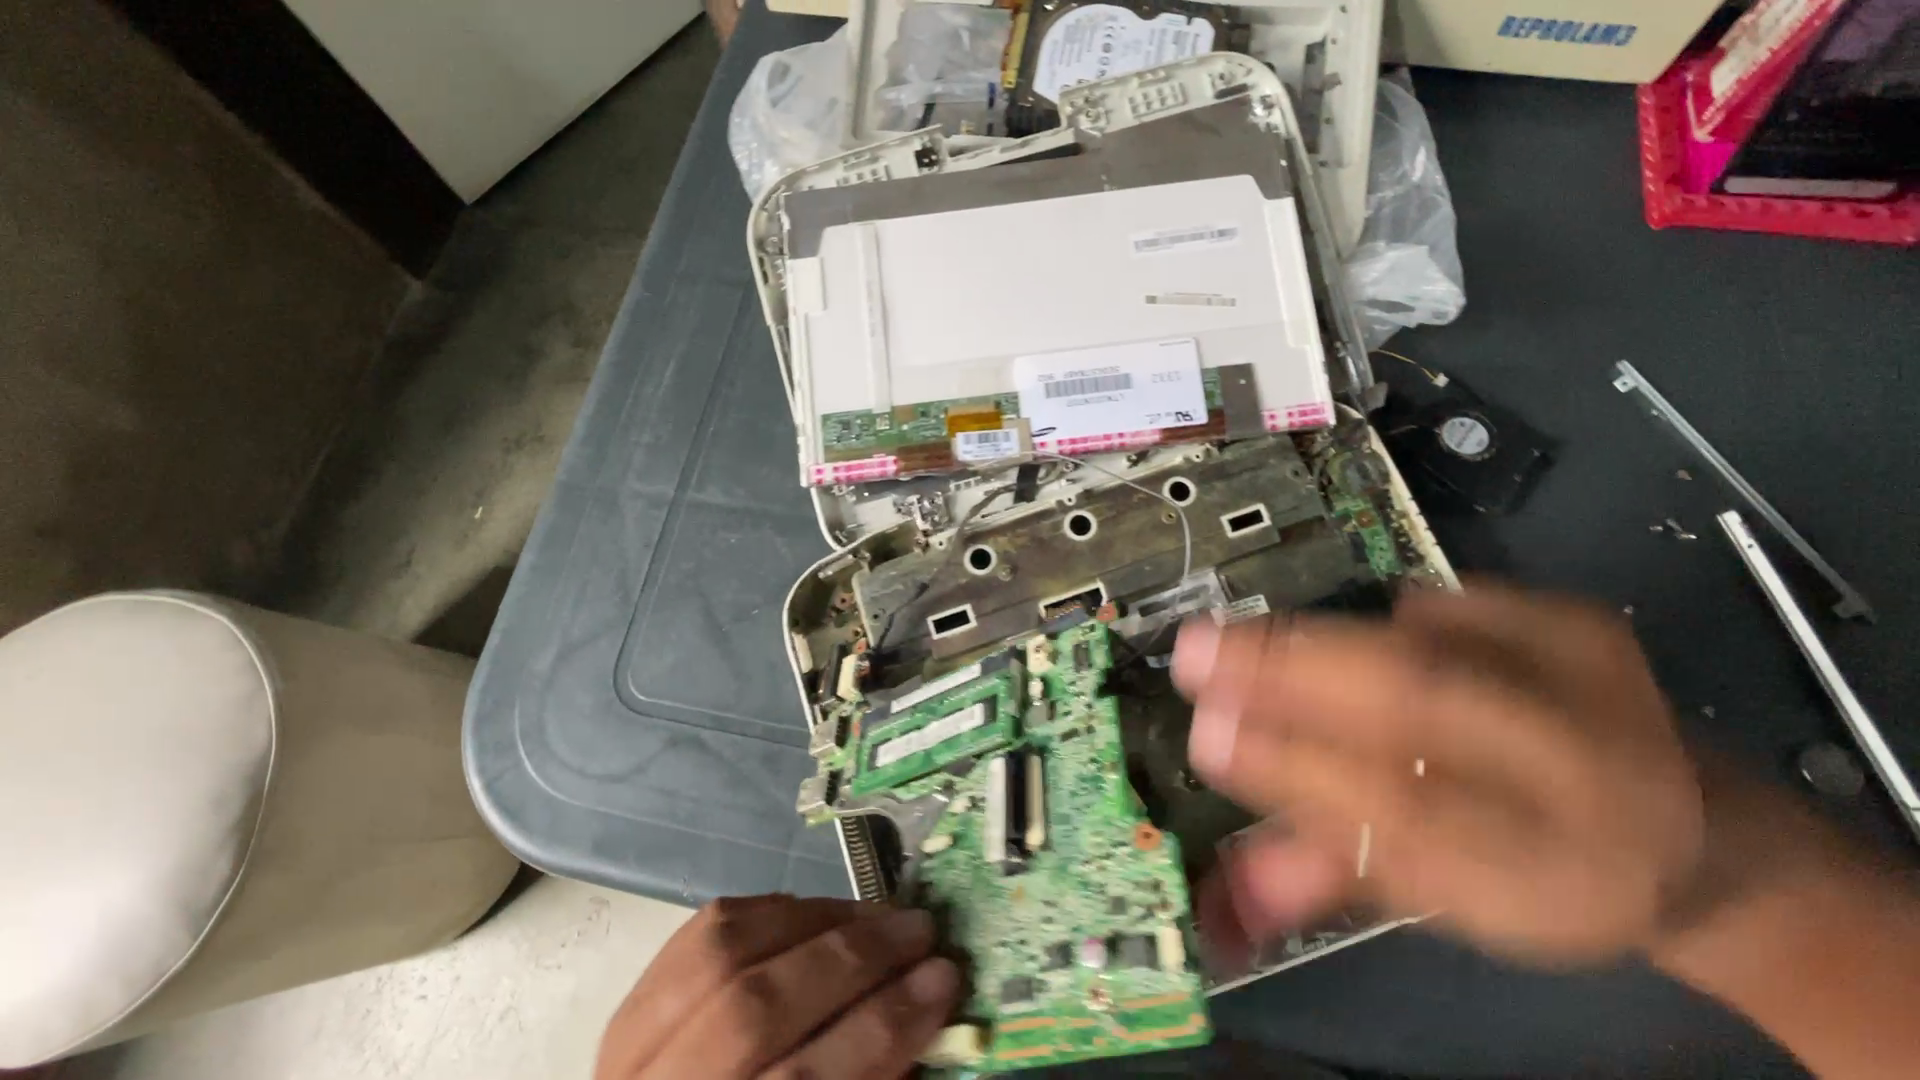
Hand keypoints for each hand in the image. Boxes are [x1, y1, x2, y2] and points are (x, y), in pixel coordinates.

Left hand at [596, 895, 960, 1078]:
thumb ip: (871, 1072)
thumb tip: (927, 994)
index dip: (884, 1023)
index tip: (945, 975)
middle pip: (756, 1011)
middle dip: (854, 959)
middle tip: (920, 929)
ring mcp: (629, 1055)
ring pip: (721, 960)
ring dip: (814, 923)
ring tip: (878, 914)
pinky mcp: (625, 1009)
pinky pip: (700, 936)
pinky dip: (768, 913)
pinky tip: (818, 912)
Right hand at [1173, 585, 1707, 965]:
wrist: (1689, 826)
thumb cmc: (1542, 880)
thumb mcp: (1443, 902)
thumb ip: (1329, 882)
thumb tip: (1214, 903)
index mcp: (1556, 868)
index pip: (1410, 813)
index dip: (1301, 770)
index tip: (1207, 737)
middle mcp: (1587, 768)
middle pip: (1426, 701)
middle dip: (1292, 674)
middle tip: (1197, 655)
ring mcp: (1586, 676)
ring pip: (1426, 645)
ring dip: (1314, 641)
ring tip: (1231, 640)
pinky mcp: (1573, 617)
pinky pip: (1448, 609)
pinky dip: (1373, 619)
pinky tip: (1331, 635)